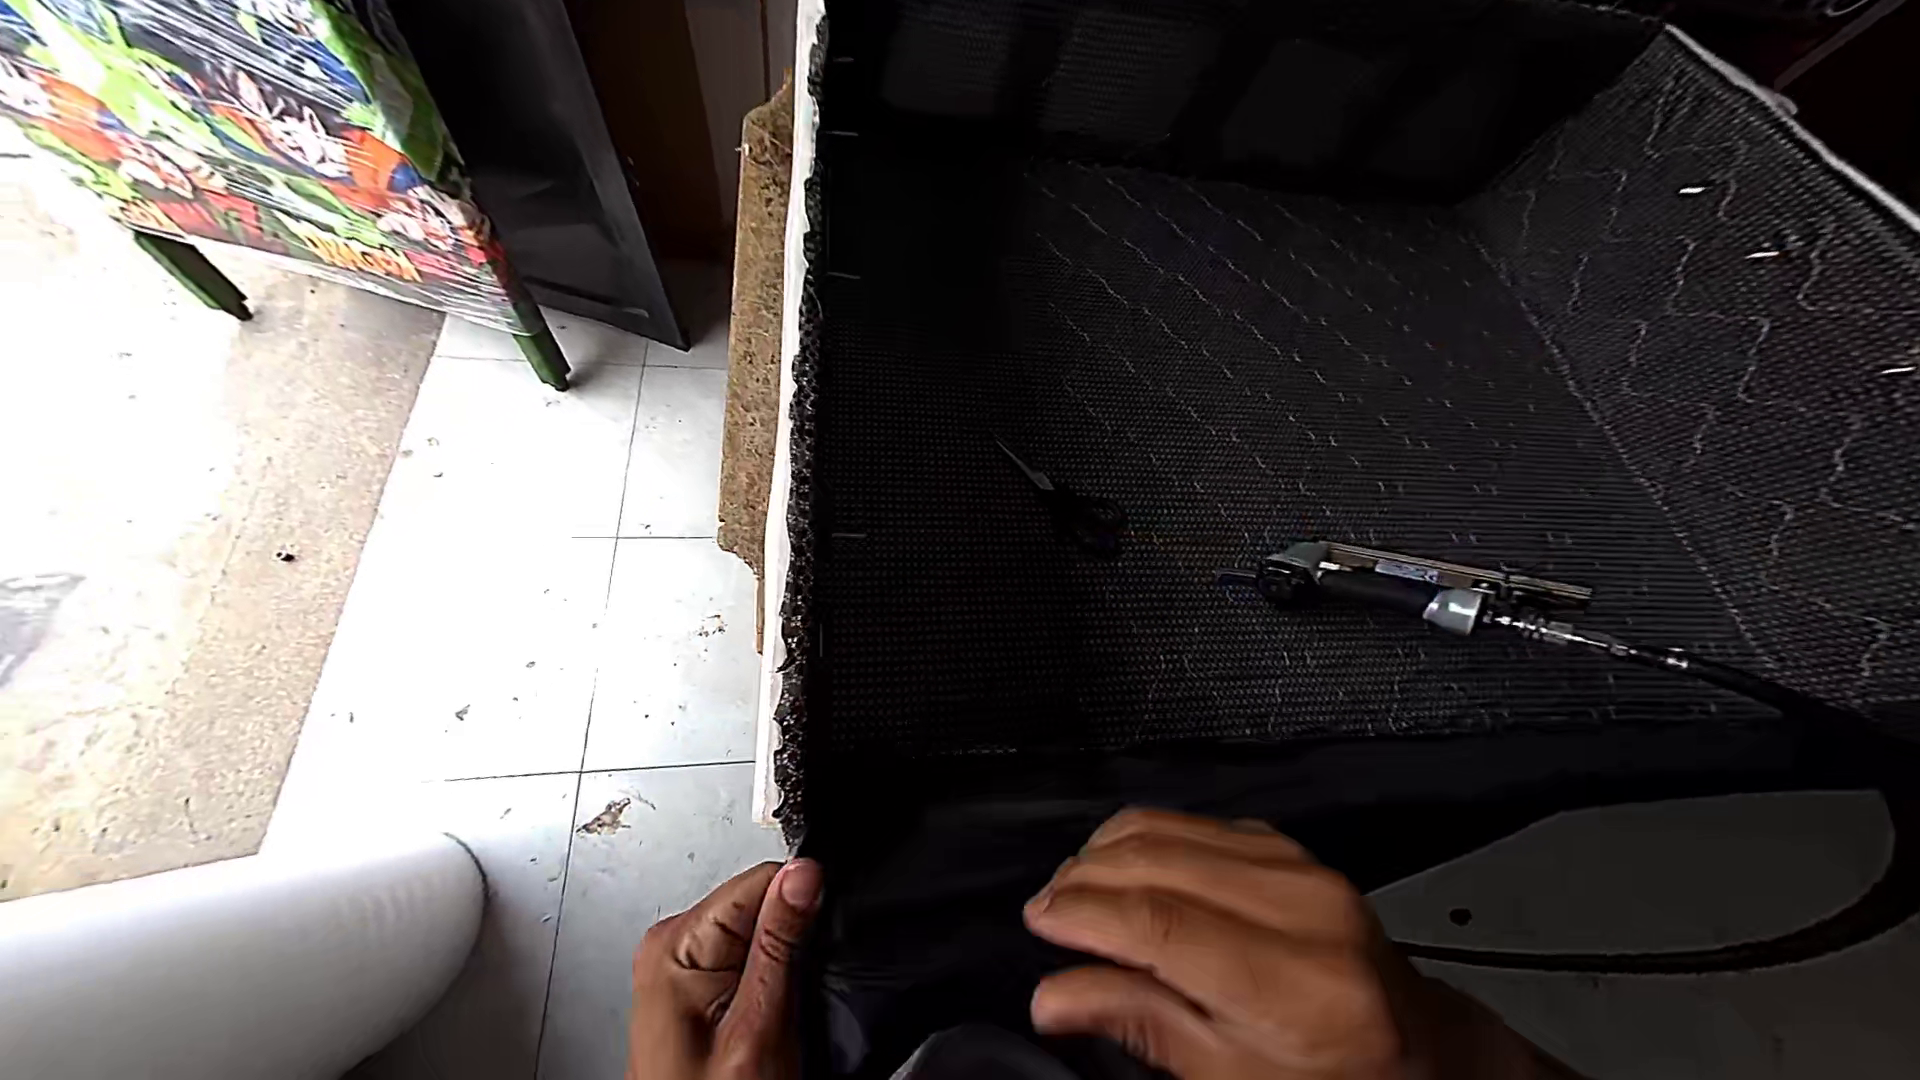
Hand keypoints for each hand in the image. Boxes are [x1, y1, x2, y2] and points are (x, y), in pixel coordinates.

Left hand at [629, 859, 823, 1079]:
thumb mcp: (757, 1027)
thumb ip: (781, 942)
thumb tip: (805, 870)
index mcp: (675, 943)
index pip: (763, 880)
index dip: (797, 912)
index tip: (802, 956)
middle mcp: (672, 943)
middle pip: (760, 900)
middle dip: (786, 941)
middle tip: (779, 1000)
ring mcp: (682, 961)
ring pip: (760, 924)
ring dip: (778, 961)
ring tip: (769, 1012)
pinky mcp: (697, 978)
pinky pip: (751, 948)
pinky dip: (768, 974)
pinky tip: (761, 1010)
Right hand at [1024, 810, 1579, 1079]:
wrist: (1421, 1046)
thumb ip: (1139, 1023)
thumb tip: (1050, 997)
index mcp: (1298, 985)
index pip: (1163, 925)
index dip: (1087, 914)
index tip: (1037, 918)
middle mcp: (1299, 905)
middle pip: (1156, 862)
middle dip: (1084, 878)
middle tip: (1045, 906)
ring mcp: (1293, 862)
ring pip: (1162, 828)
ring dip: (1102, 851)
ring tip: (1071, 885)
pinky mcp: (1279, 840)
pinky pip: (1185, 819)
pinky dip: (1136, 836)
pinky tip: (1116, 863)